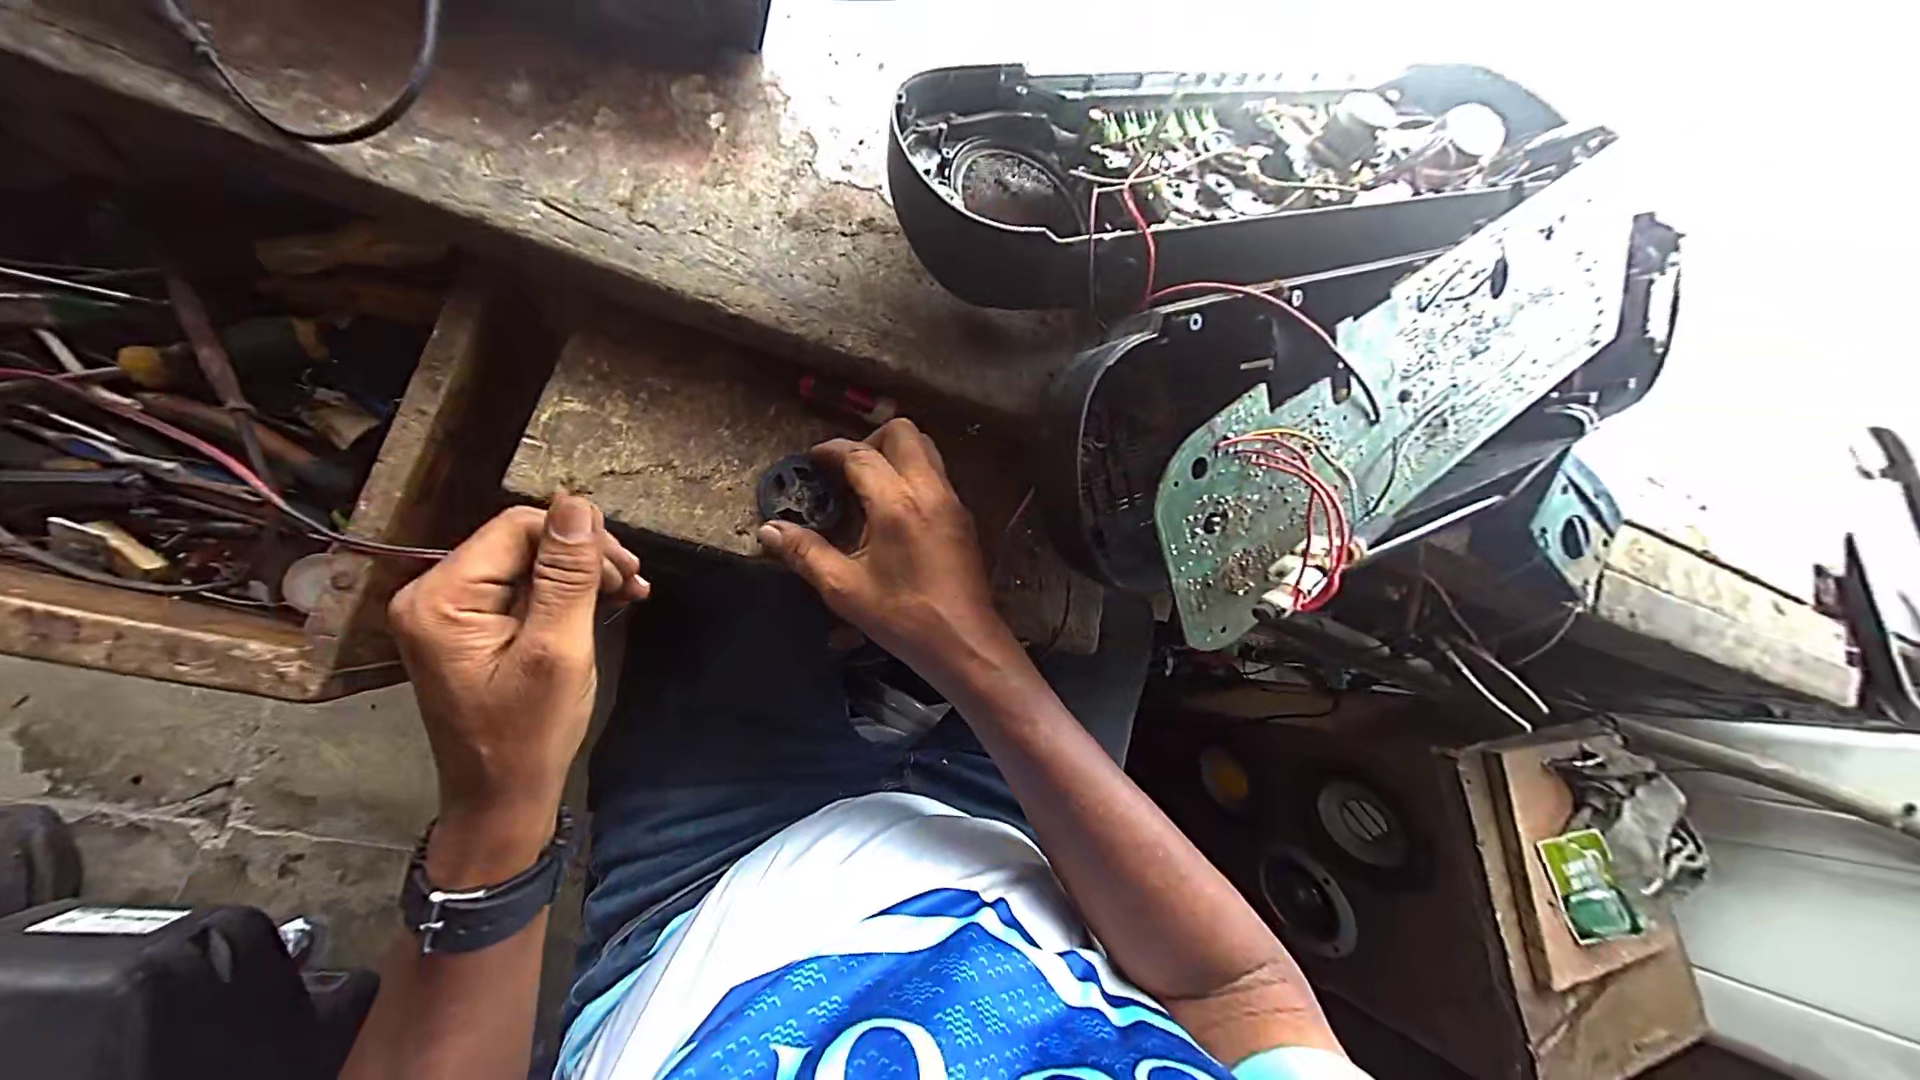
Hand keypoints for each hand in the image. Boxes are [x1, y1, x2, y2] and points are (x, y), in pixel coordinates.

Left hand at [389, 496, 647, 882]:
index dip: (578, 539)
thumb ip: (567, 574)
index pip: (517, 527)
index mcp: (442, 597)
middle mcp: (436, 593)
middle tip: (633, 584)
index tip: (626, 572)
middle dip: (585, 556)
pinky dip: (572, 592)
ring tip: (630, 593)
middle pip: (524, 541)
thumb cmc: (531, 730)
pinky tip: (610, 601)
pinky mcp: (476, 625)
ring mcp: (455, 610)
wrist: (505, 793)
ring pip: (533, 562)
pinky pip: (528, 588)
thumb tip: (577, 502)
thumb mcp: (558, 649)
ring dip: (586, 573)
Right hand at [757, 418, 1022, 689]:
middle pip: (903, 432)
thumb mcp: (845, 589)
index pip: (860, 454)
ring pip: (926, 448)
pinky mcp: (964, 517)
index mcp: (898, 503)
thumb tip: (769, 530)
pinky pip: (937, 475)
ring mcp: (953, 501)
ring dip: (895, 454)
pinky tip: (894, 511)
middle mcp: (930, 490)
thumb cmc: (904, 618)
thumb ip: (805, 553)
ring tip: (868, 487)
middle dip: (869, 440)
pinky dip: (913, 475)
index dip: (831, 450)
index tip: (812, 460)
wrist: (964, 642)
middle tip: (846, 470)